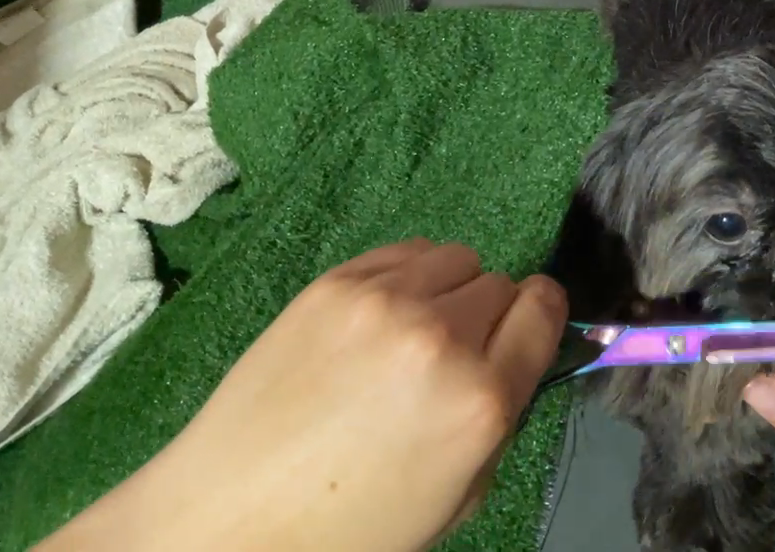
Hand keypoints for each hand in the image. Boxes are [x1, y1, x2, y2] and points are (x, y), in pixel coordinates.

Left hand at [39, 239, 567, 551]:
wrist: (227, 519)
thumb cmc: (352, 528)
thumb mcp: (460, 498)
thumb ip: (503, 416)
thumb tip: (518, 351)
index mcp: (481, 400)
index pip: (546, 306)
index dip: (539, 318)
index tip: (519, 335)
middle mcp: (442, 337)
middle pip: (503, 283)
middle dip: (488, 318)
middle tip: (448, 357)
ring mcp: (386, 302)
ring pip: (460, 257)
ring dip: (450, 291)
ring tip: (411, 332)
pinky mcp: (338, 281)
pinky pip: (410, 251)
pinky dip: (409, 277)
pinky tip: (378, 318)